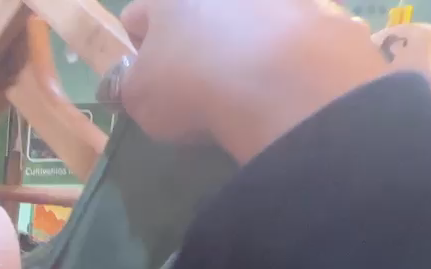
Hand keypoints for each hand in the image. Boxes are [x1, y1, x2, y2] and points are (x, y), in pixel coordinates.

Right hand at [113, 0, 389, 161]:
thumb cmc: (189, 84)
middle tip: (178, 86)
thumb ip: (124, 85)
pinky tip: (257, 84)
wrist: (278, 82)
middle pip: (187, 13)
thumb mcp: (136, 98)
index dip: (130, 49)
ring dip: (221, 45)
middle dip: (179, 44)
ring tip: (223, 87)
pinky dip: (259, 52)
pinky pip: (268, 31)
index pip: (134, 15)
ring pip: (229, 19)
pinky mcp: (305, 8)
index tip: (136, 78)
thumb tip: (127, 80)